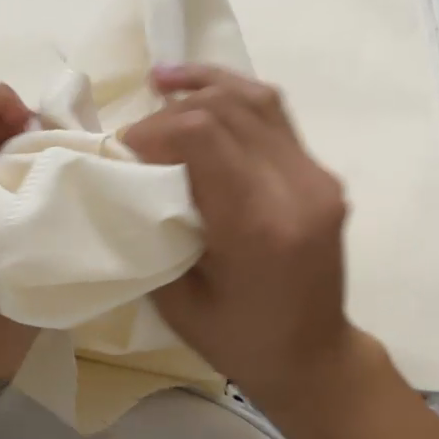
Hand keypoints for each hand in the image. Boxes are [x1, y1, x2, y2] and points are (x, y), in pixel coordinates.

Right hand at [120, 64, 376, 401]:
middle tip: (133, 141)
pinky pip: (271, 114)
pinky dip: (228, 94)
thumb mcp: (173, 294)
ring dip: (199, 89)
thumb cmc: (234, 337)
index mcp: (258, 224)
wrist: (311, 355)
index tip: (122, 153)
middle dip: (168, 114)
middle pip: (224, 110)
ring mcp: (316, 175)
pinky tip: (195, 89)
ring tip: (157, 84)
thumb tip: (121, 175)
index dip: (152, 130)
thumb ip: (151, 227)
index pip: (203, 135)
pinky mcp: (318, 172)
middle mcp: (297, 188)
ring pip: (253, 99)